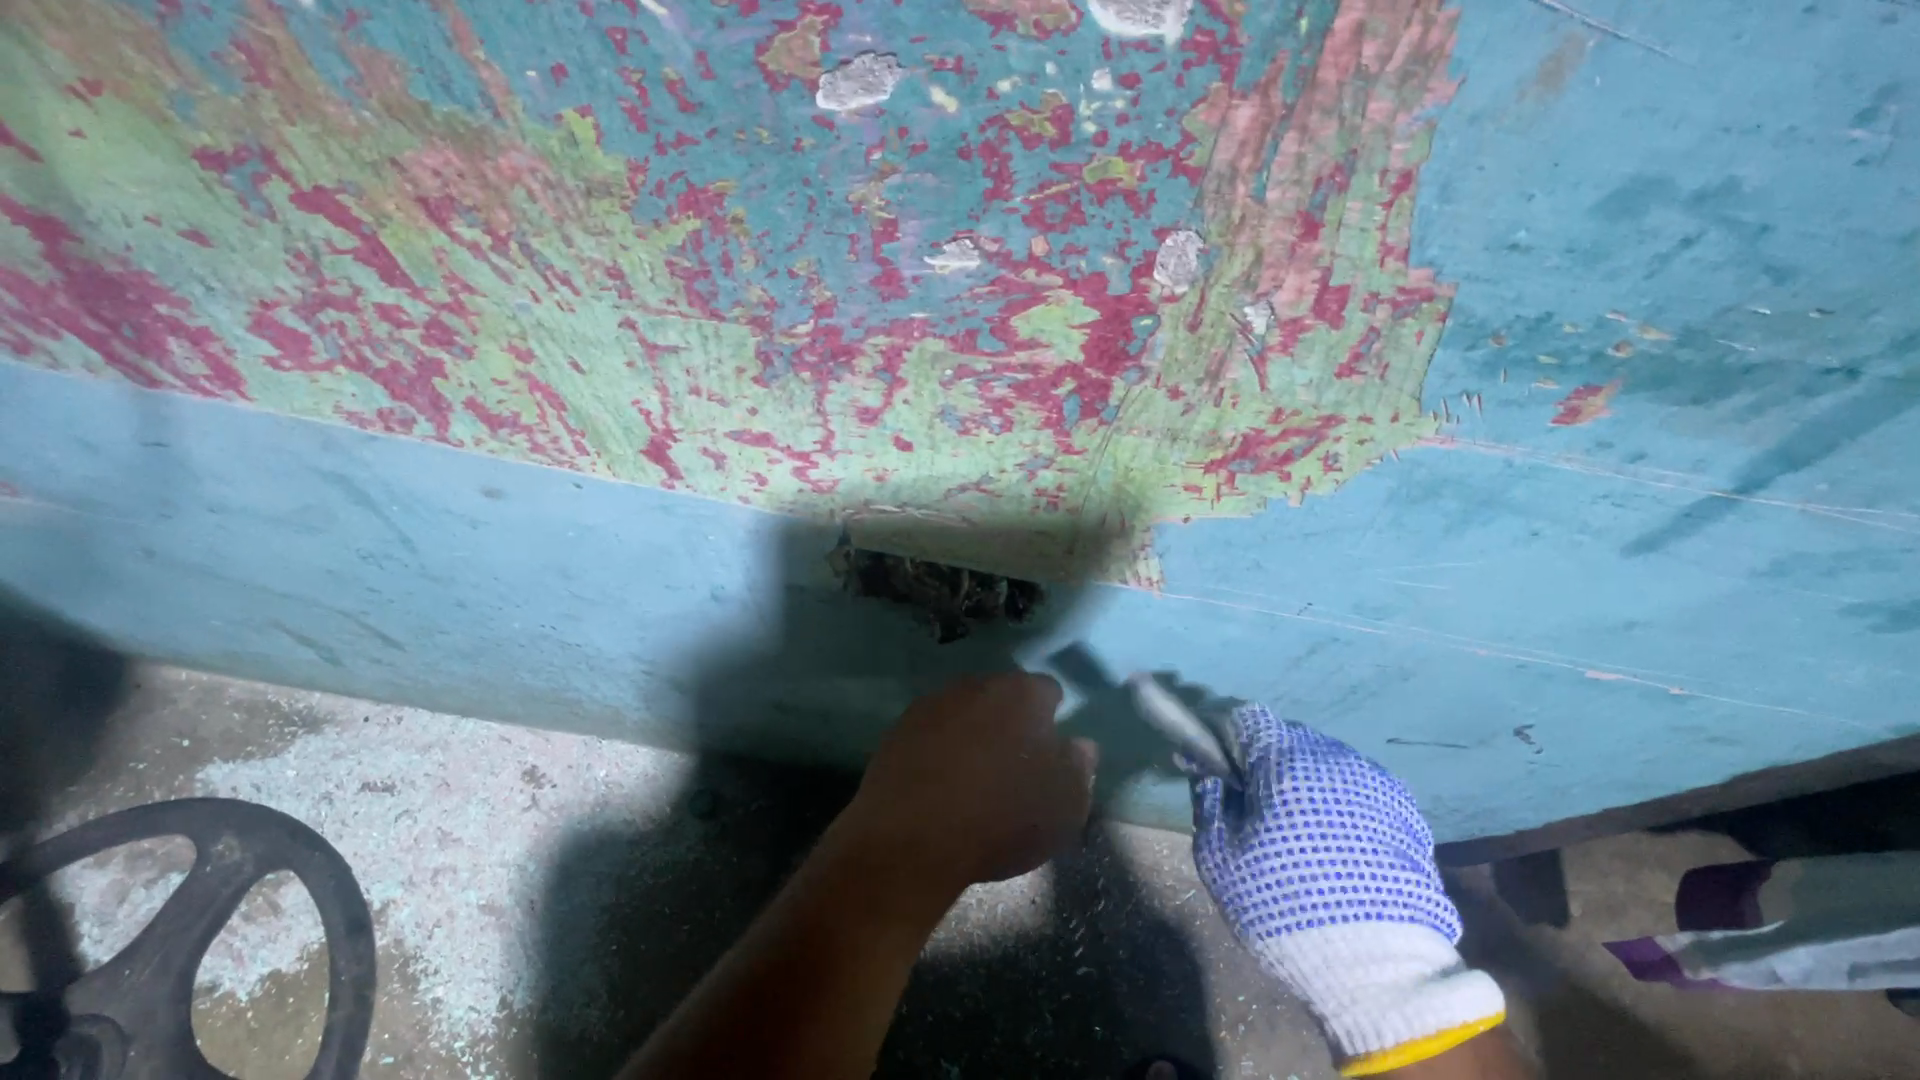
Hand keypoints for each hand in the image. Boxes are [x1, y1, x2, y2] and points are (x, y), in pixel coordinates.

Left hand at [834, 672, 1097, 895]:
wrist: (911, 839)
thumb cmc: (1002, 819)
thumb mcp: (1065, 806)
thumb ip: (1079, 768)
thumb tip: (1079, 745)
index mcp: (1022, 695)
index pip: (1047, 691)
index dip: (1052, 718)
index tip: (1050, 751)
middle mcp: (975, 686)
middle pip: (1002, 696)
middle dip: (1011, 721)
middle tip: (1014, 764)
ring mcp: (931, 705)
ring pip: (964, 712)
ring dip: (972, 733)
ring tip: (974, 777)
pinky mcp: (897, 730)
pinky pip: (931, 733)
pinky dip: (939, 750)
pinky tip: (940, 784)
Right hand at [1192, 705, 1505, 1076]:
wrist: (1377, 969)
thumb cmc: (1283, 904)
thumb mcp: (1220, 858)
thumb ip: (1209, 801)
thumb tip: (1206, 769)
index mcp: (1287, 763)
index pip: (1247, 718)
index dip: (1222, 736)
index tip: (1211, 765)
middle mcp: (1336, 760)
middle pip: (1288, 739)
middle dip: (1263, 761)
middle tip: (1250, 804)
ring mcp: (1378, 786)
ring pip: (1324, 765)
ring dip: (1302, 783)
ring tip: (1296, 832)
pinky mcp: (1407, 817)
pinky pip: (1357, 793)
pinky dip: (1336, 806)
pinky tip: (1332, 849)